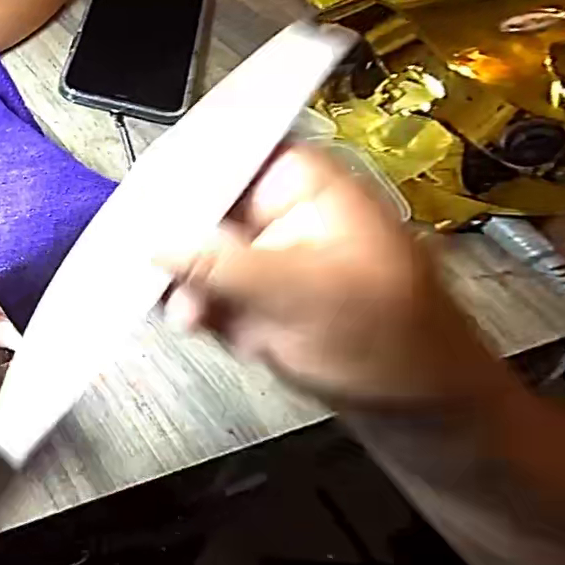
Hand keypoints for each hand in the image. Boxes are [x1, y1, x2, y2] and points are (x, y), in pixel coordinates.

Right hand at [156, 144, 512, 406]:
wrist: (420, 414)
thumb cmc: (396, 348)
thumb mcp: (305, 297)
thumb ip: (223, 266)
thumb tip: (156, 248)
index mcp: (308, 189)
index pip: (234, 150)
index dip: (185, 163)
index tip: (145, 188)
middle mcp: (277, 210)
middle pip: (198, 200)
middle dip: (176, 240)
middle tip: (162, 268)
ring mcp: (257, 248)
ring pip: (187, 243)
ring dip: (180, 279)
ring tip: (193, 315)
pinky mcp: (241, 282)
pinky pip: (191, 276)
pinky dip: (184, 298)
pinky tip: (198, 321)